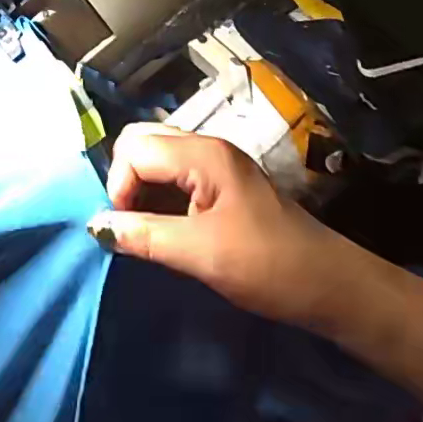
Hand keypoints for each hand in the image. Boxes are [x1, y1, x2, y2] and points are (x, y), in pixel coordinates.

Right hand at [89, 124, 351, 328]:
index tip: (126, 227)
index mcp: (203, 153)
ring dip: (140, 186)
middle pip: (142, 139)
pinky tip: (162, 223)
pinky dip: (158, 192)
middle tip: (132, 222)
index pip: (135, 147)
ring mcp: (214, 161)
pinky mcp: (219, 180)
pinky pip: (173, 171)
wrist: (326, 282)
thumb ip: (146, 235)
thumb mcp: (201, 253)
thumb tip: (96, 226)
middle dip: (125, 177)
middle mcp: (205, 146)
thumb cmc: (266, 264)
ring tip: (145, 227)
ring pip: (156, 154)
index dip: (120, 184)